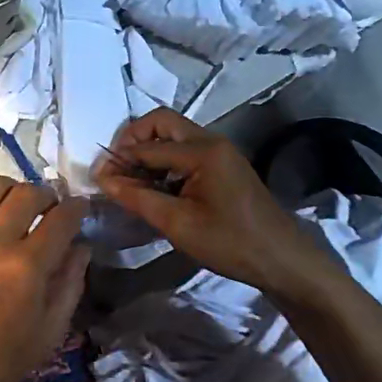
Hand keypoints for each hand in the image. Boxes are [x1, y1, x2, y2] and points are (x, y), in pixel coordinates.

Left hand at [0, 175, 90, 381]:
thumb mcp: (48, 333)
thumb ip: (68, 286)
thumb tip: (81, 248)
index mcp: (27, 266)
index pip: (60, 219)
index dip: (76, 208)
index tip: (80, 208)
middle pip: (27, 193)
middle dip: (46, 195)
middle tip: (49, 210)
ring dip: (11, 188)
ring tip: (15, 205)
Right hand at [95, 108, 334, 301]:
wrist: (283, 259)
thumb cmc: (230, 243)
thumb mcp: (177, 224)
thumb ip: (137, 197)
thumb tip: (103, 179)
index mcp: (202, 151)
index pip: (147, 146)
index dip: (119, 160)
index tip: (98, 178)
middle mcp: (211, 141)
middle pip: (161, 123)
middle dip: (132, 141)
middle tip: (116, 169)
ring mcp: (219, 151)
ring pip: (173, 135)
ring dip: (148, 151)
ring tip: (131, 181)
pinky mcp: (222, 165)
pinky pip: (184, 150)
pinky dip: (163, 161)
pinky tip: (154, 187)